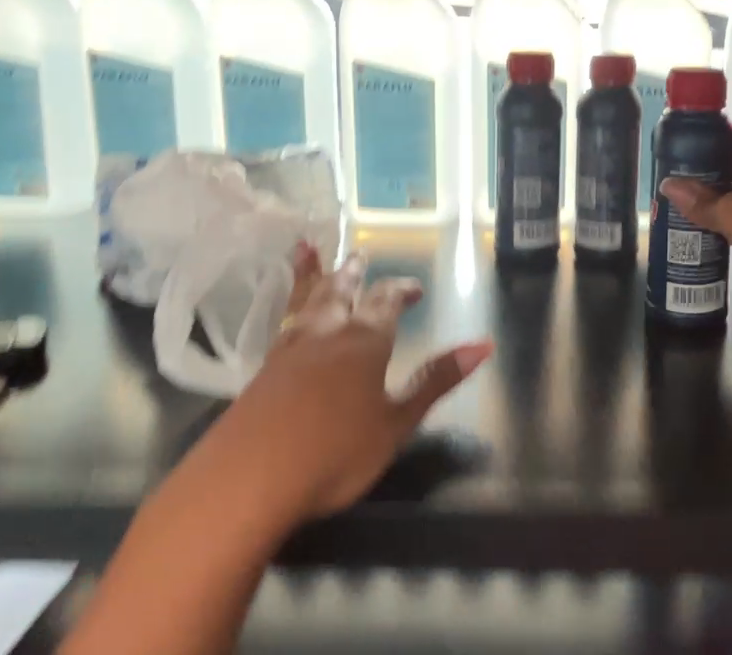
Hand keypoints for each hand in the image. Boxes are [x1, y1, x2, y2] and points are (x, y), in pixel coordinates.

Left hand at [199, 243, 492, 526]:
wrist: (248, 479)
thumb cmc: (336, 452)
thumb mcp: (396, 422)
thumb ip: (435, 381)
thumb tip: (483, 345)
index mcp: (365, 342)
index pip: (386, 302)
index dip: (401, 290)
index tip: (415, 288)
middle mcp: (326, 334)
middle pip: (341, 291)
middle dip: (355, 274)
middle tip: (361, 255)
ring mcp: (288, 351)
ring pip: (306, 302)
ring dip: (314, 277)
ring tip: (310, 253)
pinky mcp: (260, 373)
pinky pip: (281, 322)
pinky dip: (288, 305)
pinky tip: (288, 318)